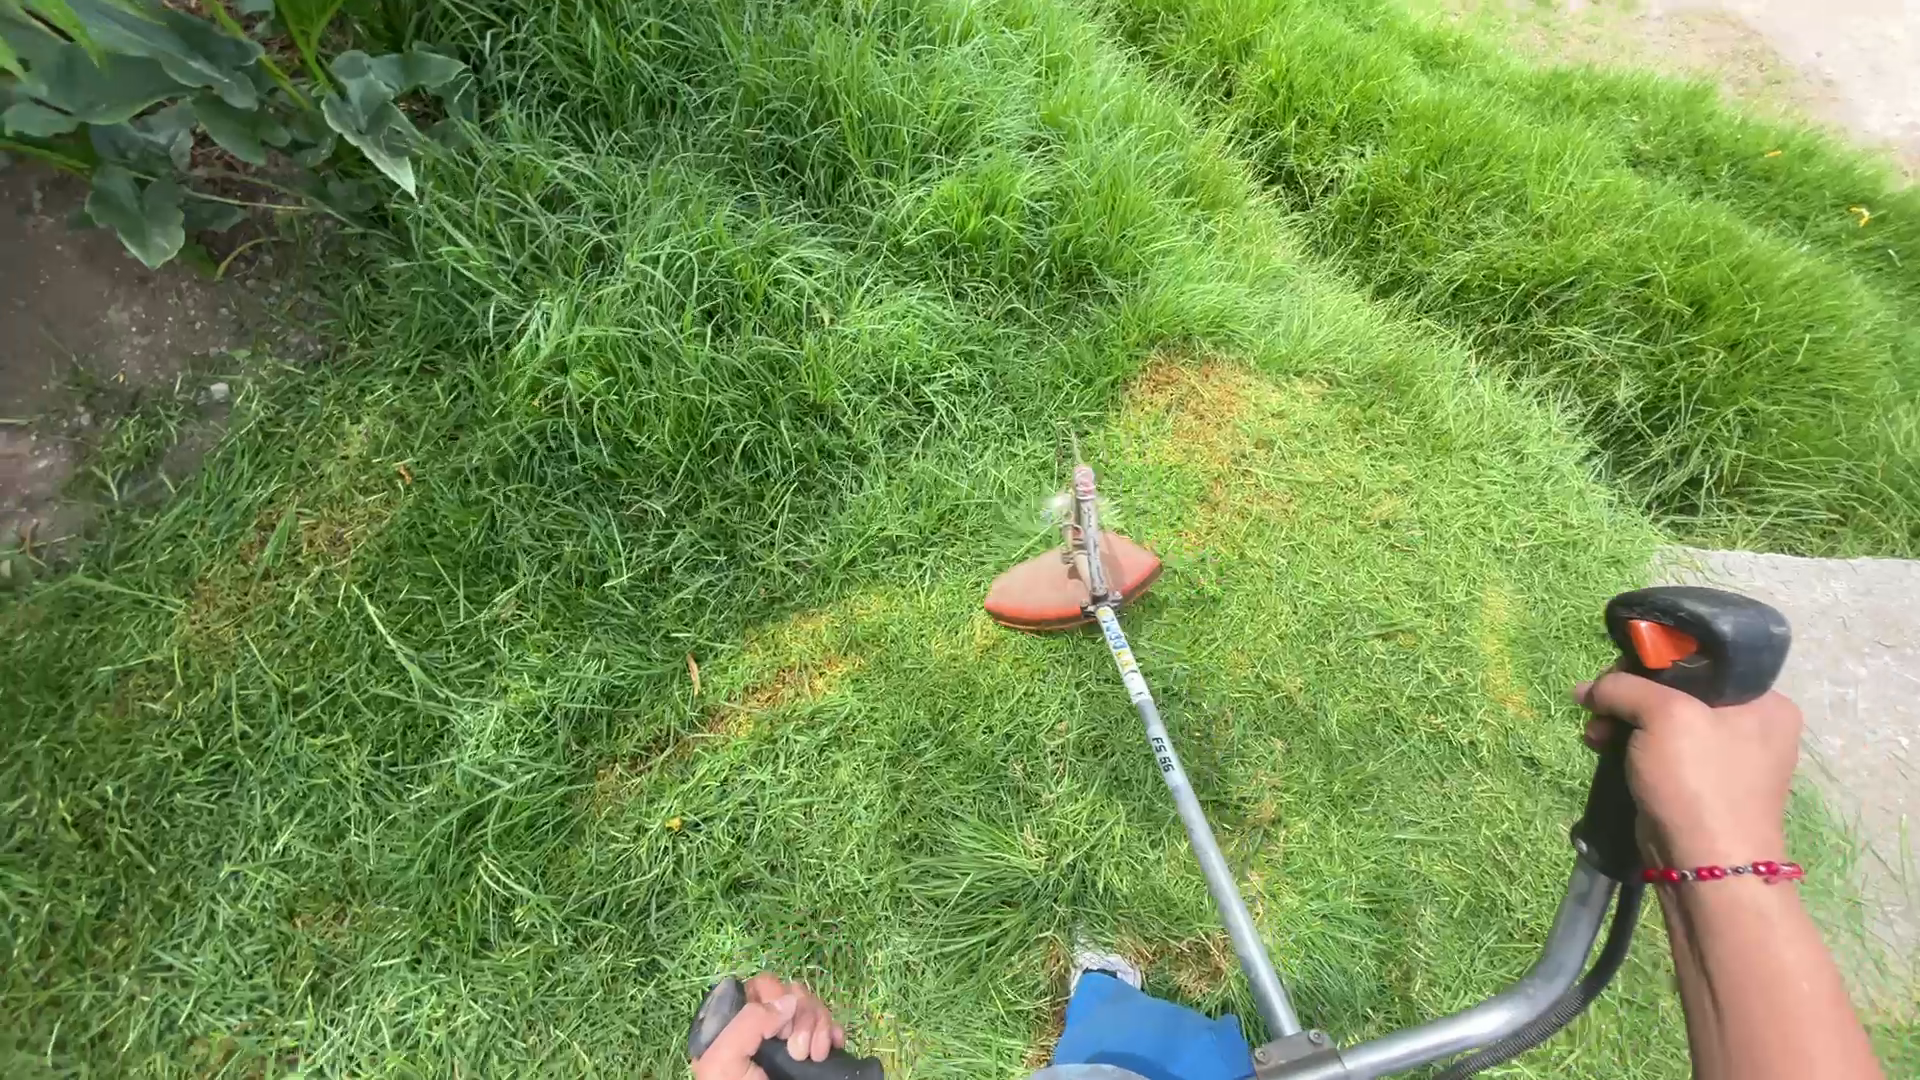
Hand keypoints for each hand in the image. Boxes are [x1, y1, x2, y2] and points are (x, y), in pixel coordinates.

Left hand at [691, 975, 846, 1079]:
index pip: (760, 986)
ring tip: (817, 1055)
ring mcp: (786, 1038)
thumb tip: (789, 1002)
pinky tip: (835, 1045)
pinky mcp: (807, 1048)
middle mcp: (761, 1026)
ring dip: (820, 1026)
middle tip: (800, 1051)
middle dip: (803, 1017)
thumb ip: (748, 1024)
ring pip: (810, 1006)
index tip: (780, 1031)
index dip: (777, 998)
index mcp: (734, 1023)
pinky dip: (833, 1030)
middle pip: (791, 993)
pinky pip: (826, 1023)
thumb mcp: (725, 1061)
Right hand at [1575, 672, 1800, 867]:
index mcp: (1763, 703)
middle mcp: (1746, 723)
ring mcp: (1719, 752)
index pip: (1696, 660)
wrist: (1704, 859)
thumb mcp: (1663, 714)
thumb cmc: (1698, 780)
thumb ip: (1623, 686)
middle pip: (1668, 687)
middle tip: (1598, 709)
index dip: (1649, 663)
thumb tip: (1588, 690)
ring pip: (1651, 715)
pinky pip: (1648, 741)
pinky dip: (1620, 741)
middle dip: (1624, 696)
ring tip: (1595, 735)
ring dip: (1614, 719)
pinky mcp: (1691, 775)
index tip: (1617, 677)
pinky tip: (1601, 748)